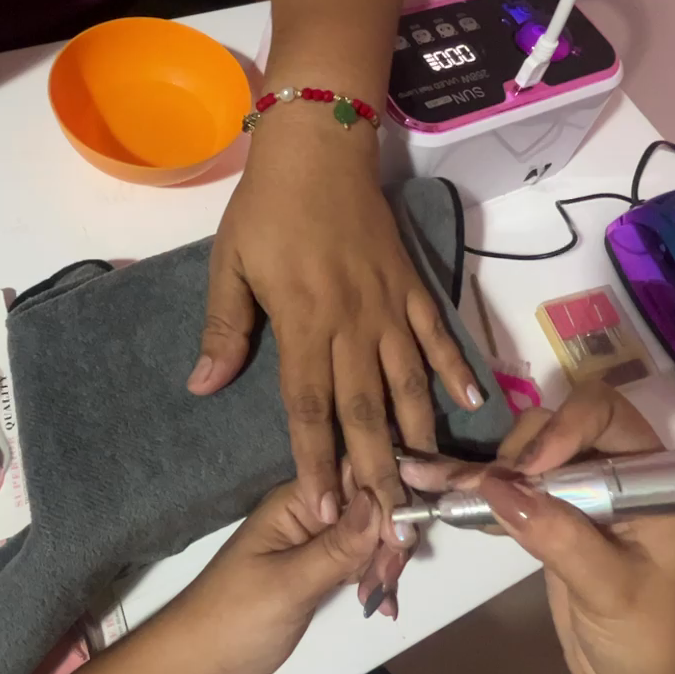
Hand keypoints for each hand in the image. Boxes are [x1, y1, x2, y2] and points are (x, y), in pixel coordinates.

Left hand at [139, 482, 382, 673]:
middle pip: (367, 506)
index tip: (408, 531)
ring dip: (383, 563)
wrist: (194, 671)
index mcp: (296, 502)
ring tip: (383, 598)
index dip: (387, 494)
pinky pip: (356, 564)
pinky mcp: (314, 574)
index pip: (353, 475)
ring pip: (367, 537)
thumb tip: (382, 497)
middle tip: (389, 578)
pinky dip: (372, 581)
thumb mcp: (290, 584)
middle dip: (389, 538)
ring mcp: (311, 545)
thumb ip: (339, 546)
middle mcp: (307, 514)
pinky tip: (381, 607)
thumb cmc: (233, 620)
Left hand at [192, 106, 479, 543]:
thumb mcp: (229, 264)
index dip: (316, 462)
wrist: (319, 151)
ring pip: (408, 382)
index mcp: (303, 324)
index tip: (323, 510)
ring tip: (430, 483)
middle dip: (373, 469)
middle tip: (387, 522)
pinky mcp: (413, 286)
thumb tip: (203, 387)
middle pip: (365, 410)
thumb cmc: (266, 210)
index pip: (310, 408)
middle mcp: (352, 326)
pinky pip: (438, 334)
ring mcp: (390, 307)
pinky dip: (454, 368)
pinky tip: (471, 401)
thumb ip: (224, 328)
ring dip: (418, 435)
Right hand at [401, 382, 674, 673]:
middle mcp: (612, 472)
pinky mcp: (550, 516)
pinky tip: (441, 489)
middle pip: (555, 424)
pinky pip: (511, 489)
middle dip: (517, 450)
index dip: (563, 425)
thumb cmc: (652, 641)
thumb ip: (559, 535)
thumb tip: (494, 485)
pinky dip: (477, 490)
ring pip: (525, 452)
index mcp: (648, 476)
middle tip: (483, 490)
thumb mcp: (612, 590)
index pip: (605, 414)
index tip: (529, 467)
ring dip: (486, 469)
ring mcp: (579, 493)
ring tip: (444, 487)